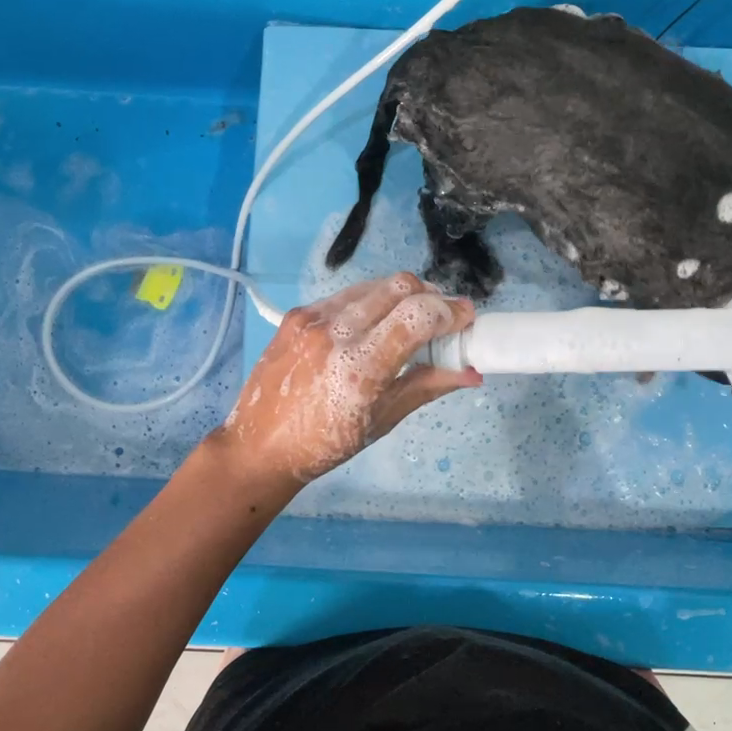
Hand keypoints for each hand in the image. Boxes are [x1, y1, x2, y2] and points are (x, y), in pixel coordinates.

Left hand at [219, 273, 480, 486]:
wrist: (259, 445)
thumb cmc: (325, 445)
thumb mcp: (382, 421)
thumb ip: (427, 387)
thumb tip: (471, 371)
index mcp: (360, 368)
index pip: (418, 316)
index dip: (451, 311)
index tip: (466, 319)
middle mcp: (336, 333)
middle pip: (400, 286)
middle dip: (431, 296)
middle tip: (444, 318)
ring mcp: (313, 319)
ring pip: (374, 285)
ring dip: (401, 296)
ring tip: (411, 320)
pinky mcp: (297, 314)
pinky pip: (346, 295)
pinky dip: (370, 302)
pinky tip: (373, 325)